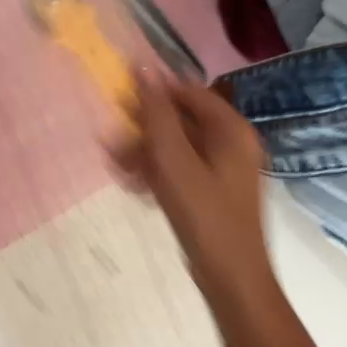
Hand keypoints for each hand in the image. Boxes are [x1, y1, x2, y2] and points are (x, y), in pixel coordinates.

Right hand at [114, 78, 270, 293]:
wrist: (232, 280)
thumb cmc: (204, 215)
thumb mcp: (173, 160)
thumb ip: (157, 112)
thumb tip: (142, 66)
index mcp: (230, 128)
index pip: (185, 90)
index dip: (152, 92)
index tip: (119, 103)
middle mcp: (232, 141)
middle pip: (179, 116)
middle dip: (143, 126)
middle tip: (114, 140)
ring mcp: (224, 167)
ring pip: (176, 143)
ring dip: (144, 149)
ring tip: (118, 166)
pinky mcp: (213, 189)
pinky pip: (180, 165)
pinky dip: (156, 169)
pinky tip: (133, 183)